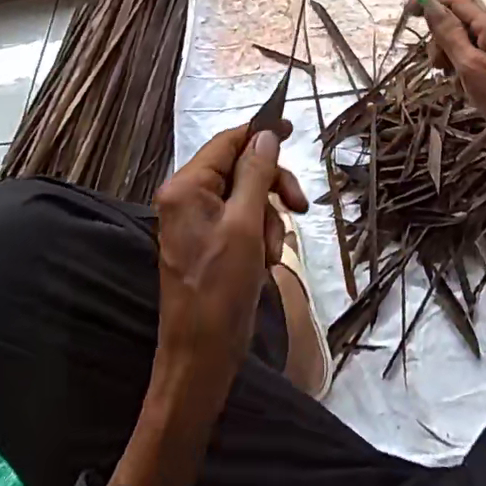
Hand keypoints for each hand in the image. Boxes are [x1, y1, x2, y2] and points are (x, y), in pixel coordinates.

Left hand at [152, 121, 308, 373]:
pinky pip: (242, 222)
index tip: (291, 129)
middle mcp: (186, 198)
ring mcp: (196, 222)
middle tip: (299, 206)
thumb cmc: (220, 289)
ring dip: (269, 219)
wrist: (201, 356)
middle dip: (271, 187)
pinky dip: (260, 236)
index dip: (259, 133)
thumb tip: (266, 135)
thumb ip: (256, 174)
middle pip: (240, 169)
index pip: (226, 142)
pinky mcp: (208, 242)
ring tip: (272, 252)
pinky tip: (265, 261)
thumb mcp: (245, 225)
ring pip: (246, 197)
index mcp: (186, 187)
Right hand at [421, 0, 485, 168]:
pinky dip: (463, 73)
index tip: (407, 14)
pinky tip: (465, 91)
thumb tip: (429, 2)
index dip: (431, 4)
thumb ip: (449, 33)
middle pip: (459, 24)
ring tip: (454, 83)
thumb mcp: (471, 66)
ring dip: (451, 60)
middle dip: (441, 41)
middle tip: (437, 67)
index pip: (457, 3)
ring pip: (464, 45)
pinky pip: (474, 62)